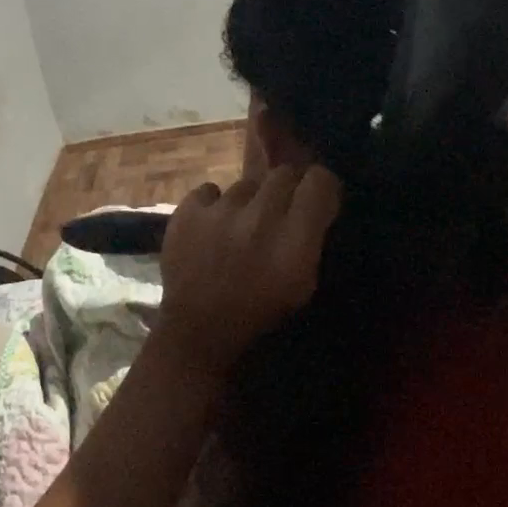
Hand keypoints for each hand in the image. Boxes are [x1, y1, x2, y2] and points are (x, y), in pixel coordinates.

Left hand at [153, 166, 342, 378]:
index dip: (320, 186)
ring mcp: (220, 211)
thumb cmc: (258, 315)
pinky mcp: (187, 211)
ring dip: (249, 200)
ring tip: (242, 225)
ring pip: (245, 183)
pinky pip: (209, 190)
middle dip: (286, 188)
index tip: (317, 197)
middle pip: (283, 174)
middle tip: (280, 210)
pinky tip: (213, 225)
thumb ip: (312, 239)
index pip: (319, 181)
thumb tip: (316, 203)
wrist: (198, 332)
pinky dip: (213, 204)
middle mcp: (260, 217)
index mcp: (294, 241)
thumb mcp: (303, 285)